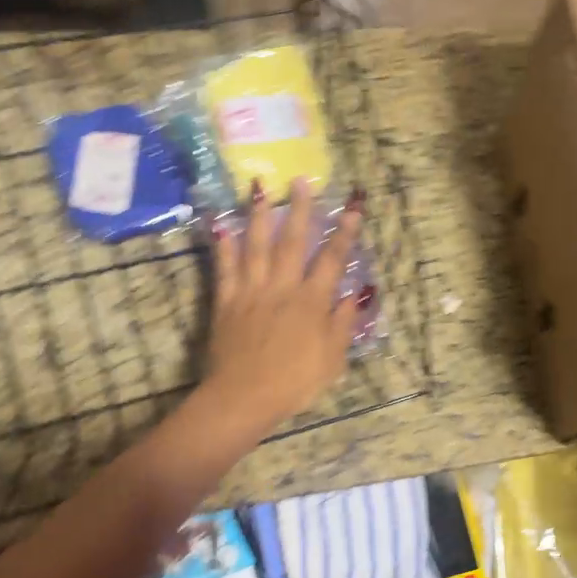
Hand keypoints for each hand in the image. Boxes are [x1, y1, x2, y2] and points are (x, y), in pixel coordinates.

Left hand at [203, 178, 362, 433]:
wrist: (245, 397)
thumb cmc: (295, 383)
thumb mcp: (332, 359)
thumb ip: (341, 324)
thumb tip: (352, 294)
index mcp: (312, 302)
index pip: (332, 260)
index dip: (344, 233)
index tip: (352, 207)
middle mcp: (283, 288)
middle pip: (292, 242)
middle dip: (300, 209)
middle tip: (302, 180)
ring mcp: (251, 292)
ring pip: (256, 246)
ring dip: (259, 215)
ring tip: (261, 188)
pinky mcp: (226, 302)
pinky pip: (225, 267)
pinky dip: (224, 245)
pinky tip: (223, 224)